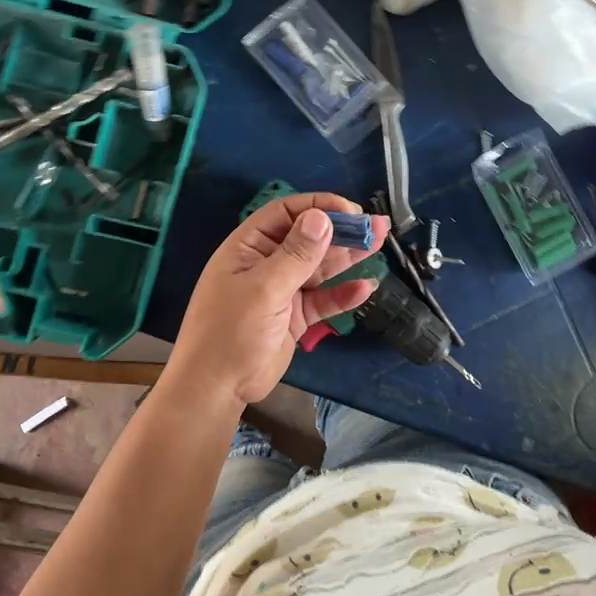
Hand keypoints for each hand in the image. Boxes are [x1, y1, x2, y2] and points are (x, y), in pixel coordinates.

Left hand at [170, 193, 387, 405]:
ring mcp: (282, 291)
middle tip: (378, 226)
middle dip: (342, 231)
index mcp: (249, 247)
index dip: (319, 207)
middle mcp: (267, 264)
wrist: (215, 388)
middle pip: (309, 239)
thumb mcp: (264, 288)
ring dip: (349, 257)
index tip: (352, 210)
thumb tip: (321, 217)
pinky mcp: (294, 317)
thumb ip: (296, 254)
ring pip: (320, 268)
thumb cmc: (230, 331)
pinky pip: (323, 300)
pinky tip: (366, 288)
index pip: (286, 213)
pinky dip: (343, 294)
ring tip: (380, 244)